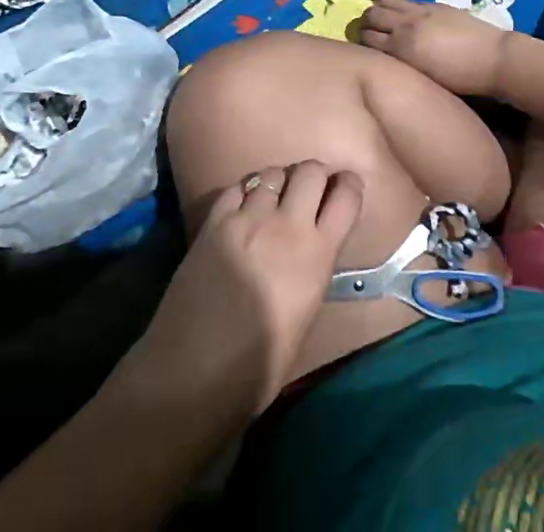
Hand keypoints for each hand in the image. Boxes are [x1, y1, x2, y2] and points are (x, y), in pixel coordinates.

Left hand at [132, 161, 363, 415]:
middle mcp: (287, 226)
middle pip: (310, 171)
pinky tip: (243, 208)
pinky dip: (245, 191)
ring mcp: (247, 221)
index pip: (347, 197)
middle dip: (315, 174)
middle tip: (311, 189)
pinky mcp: (213, 224)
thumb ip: (314, 270)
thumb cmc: (259, 364)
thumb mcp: (307, 315)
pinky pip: (236, 189)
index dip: (349, 185)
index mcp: (318, 254)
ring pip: (272, 174)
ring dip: (280, 181)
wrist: (194, 373)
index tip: (346, 187)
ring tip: (275, 198)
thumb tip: (312, 251)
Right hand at [358, 0, 512, 96]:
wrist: (493, 59)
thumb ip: (401, 65)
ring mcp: (421, 11)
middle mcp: (406, 25)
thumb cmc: (460, 80)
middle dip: (366, 21)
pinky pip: (408, 0)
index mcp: (401, 49)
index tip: (363, 47)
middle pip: (372, 14)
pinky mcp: (436, 5)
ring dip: (380, 7)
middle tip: (371, 31)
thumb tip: (388, 58)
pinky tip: (405, 15)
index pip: (367, 38)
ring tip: (385, 18)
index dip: (361, 41)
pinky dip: (400, 6)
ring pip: (386, 0)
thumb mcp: (423, 78)